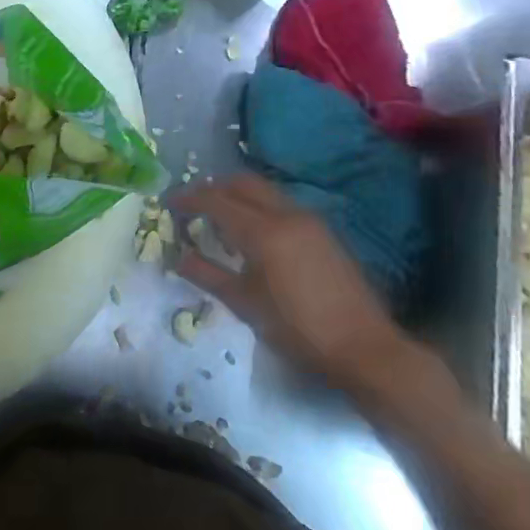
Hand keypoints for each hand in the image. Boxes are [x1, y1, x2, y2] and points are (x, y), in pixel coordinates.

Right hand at [175, 175, 423, 399]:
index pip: (216, 201)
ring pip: (264, 191)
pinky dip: (258, 206)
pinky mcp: (323, 232)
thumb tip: (177, 257)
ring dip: (237, 194)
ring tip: (218, 216)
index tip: (168, 202)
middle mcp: (286, 214)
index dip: (189, 198)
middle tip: (192, 203)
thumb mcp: (244, 304)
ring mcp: (309, 220)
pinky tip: (251, 231)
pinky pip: (281, 204)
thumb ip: (208, 275)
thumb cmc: (296, 328)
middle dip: (213, 187)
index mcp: (263, 232)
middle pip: (243, 183)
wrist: (362, 345)